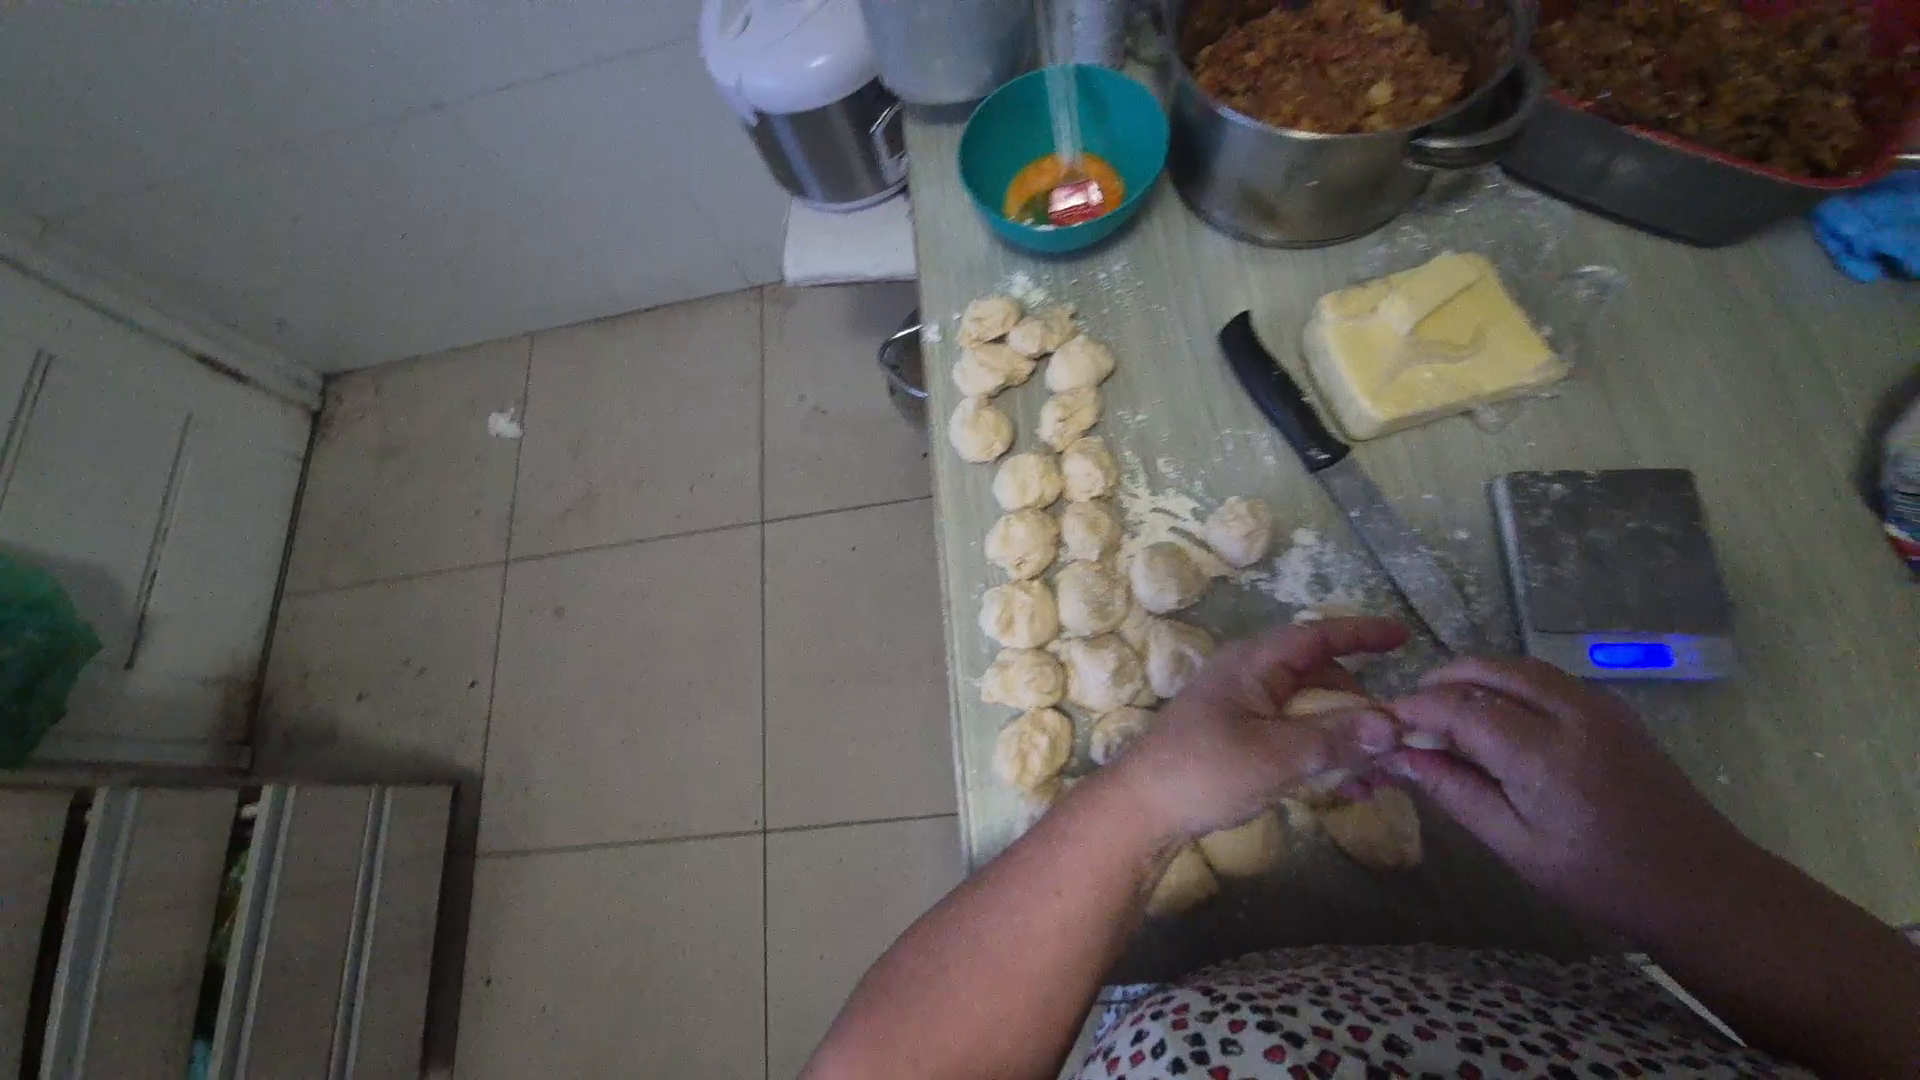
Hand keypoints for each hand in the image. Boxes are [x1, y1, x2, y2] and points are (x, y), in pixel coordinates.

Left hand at [1110, 617, 1408, 839]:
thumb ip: (1336, 737)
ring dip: (1345, 737)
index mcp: (1252, 663)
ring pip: (1307, 709)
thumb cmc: (1206, 770)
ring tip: (1379, 776)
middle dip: (1361, 705)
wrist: (1144, 807)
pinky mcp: (1237, 736)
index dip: (1361, 634)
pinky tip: (1347, 788)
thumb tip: (1395, 724)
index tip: (1404, 637)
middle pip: (1318, 676)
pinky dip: (1321, 753)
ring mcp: (1241, 706)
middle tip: (1399, 736)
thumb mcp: (1278, 755)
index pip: (1315, 636)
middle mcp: (1248, 676)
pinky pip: (1291, 734)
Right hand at [1382, 656, 1759, 930]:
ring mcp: (1597, 705)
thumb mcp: (1514, 844)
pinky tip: (1494, 715)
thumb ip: (1453, 791)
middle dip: (1438, 682)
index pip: (1459, 706)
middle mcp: (1572, 715)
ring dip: (1470, 678)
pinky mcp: (1610, 707)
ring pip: (1513, 665)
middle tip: (1412, 715)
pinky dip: (1504, 682)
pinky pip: (1541, 676)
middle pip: (1485, 669)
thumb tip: (1399, 755)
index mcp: (1545, 756)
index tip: (1383, 723)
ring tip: (1446, 712)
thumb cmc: (1600, 877)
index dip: (1413, 708)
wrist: (1704, 886)